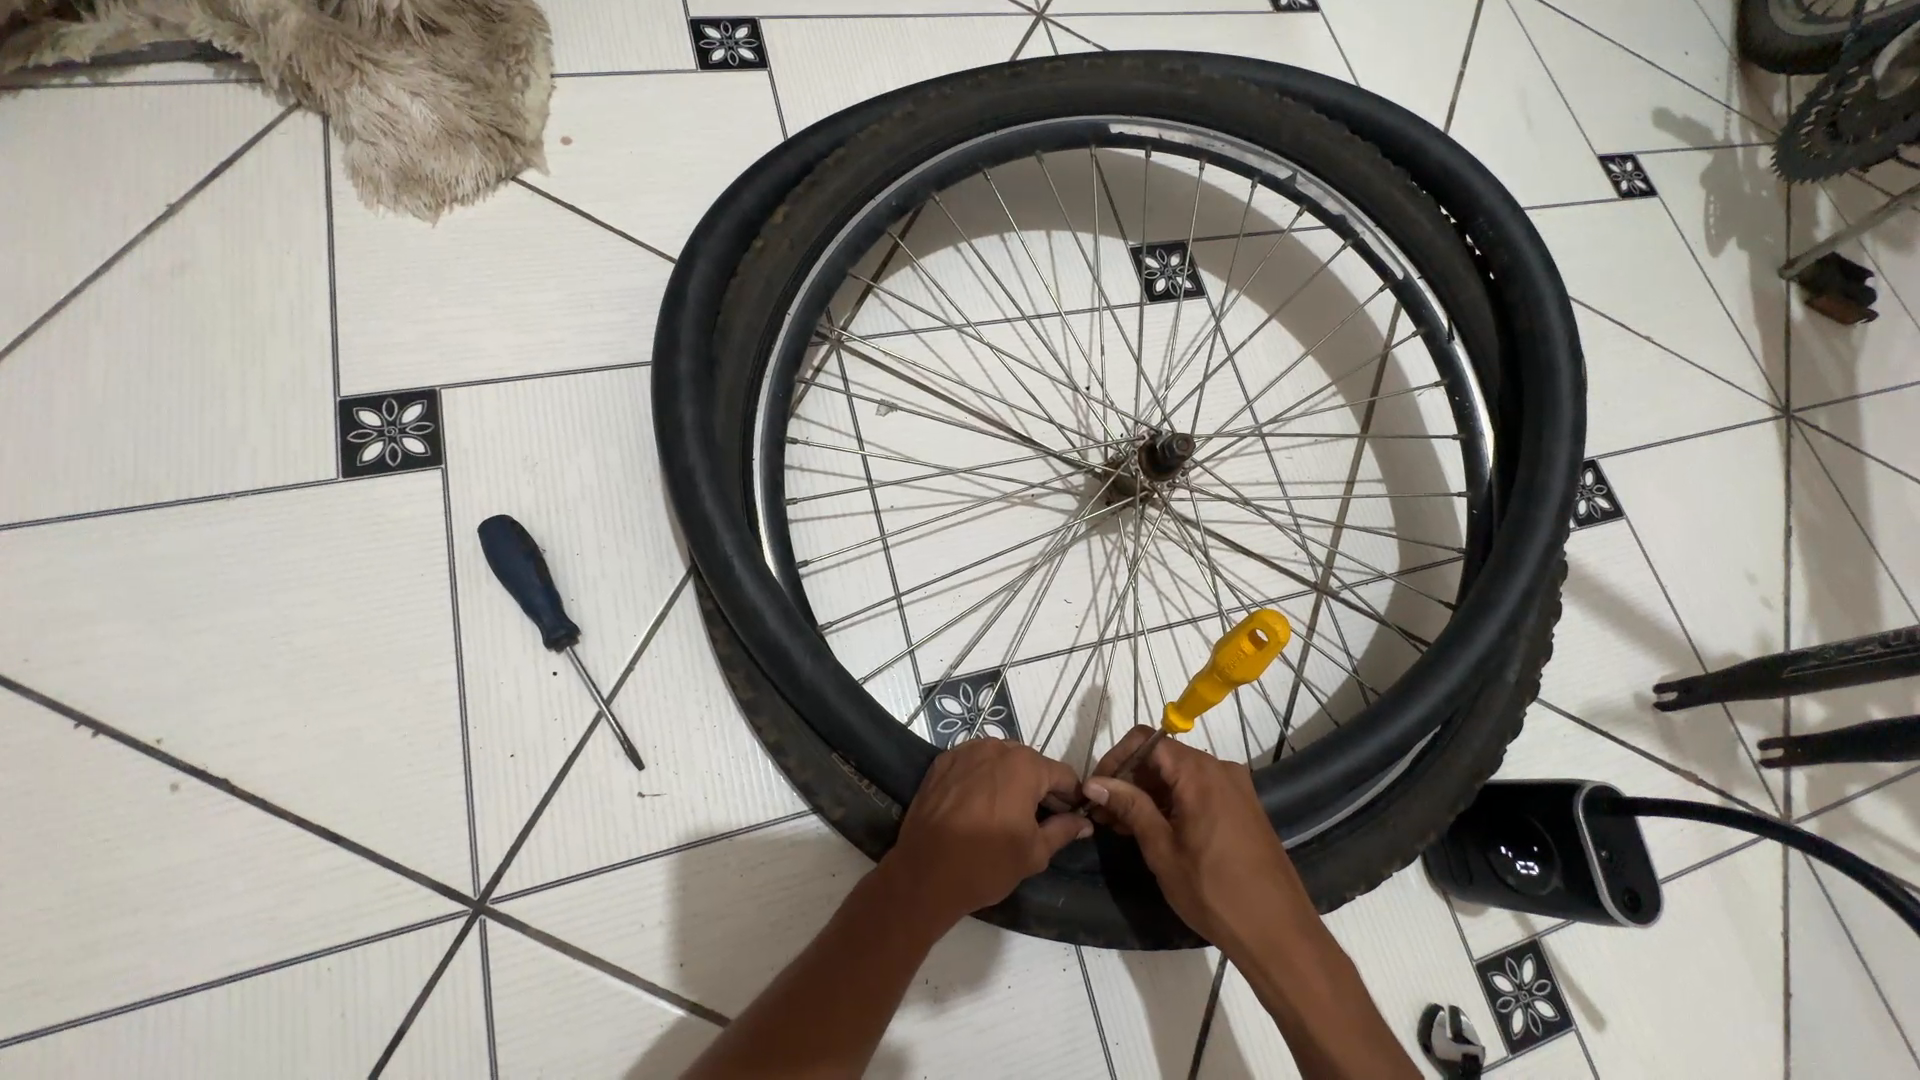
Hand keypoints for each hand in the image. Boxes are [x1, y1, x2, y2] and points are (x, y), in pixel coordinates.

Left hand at [878, 738, 1091, 926]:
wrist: (925, 873)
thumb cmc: (987, 863)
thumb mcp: (1034, 852)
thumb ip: (1063, 830)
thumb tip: (1084, 822)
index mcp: (1025, 766)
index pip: (1062, 774)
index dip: (1071, 797)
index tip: (1073, 816)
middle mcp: (996, 748)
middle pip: (1030, 763)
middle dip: (1040, 787)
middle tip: (1040, 818)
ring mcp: (965, 752)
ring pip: (1000, 760)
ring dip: (1010, 780)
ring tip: (1008, 812)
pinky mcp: (941, 762)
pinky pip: (973, 764)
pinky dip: (982, 778)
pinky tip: (979, 805)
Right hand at [1083, 726, 1316, 956]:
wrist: (1278, 932)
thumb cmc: (1214, 891)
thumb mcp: (1162, 849)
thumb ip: (1130, 807)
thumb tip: (1094, 783)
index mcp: (1200, 773)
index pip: (1146, 741)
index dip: (1116, 760)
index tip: (1097, 790)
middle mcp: (1220, 770)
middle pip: (1163, 758)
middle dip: (1129, 780)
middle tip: (1103, 815)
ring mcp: (1235, 789)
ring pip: (1179, 776)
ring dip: (1148, 795)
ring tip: (1122, 828)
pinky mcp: (1242, 809)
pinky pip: (1198, 792)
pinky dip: (1172, 804)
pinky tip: (1153, 832)